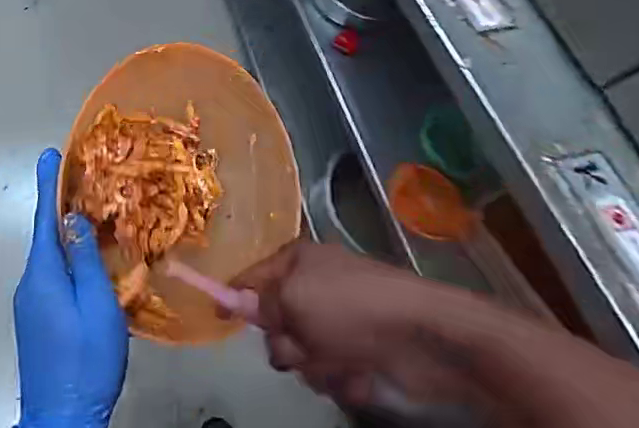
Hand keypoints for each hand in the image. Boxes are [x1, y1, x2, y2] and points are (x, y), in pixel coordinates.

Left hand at [13, 148, 128, 427]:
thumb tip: (72, 217)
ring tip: (88, 215)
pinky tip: (84, 263)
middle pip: (46, 235)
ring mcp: (29, 303)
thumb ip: (85, 259)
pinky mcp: (35, 321)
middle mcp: (29, 282)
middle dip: (60, 206)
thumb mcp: (96, 305)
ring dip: (65, 234)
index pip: (44, 217)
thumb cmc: (85, 359)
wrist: (61, 419)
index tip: (49, 153)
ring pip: (49, 257)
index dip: (48, 184)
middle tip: (79, 179)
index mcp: (43, 273)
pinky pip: (50, 276)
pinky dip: (65, 259)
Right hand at [231, 239, 496, 409]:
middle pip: (276, 325)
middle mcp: (313, 286)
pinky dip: (343, 378)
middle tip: (302, 346)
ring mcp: (337, 320)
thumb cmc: (348, 306)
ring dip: (316, 365)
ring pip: (302, 355)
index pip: (252, 276)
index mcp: (296, 261)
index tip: (217, 315)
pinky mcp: (359, 351)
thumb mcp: (293, 298)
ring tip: (339, 361)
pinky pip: (332, 372)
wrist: (421, 335)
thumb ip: (261, 302)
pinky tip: (360, 374)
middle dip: (287, 344)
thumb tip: (236, 300)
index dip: (234, 294)